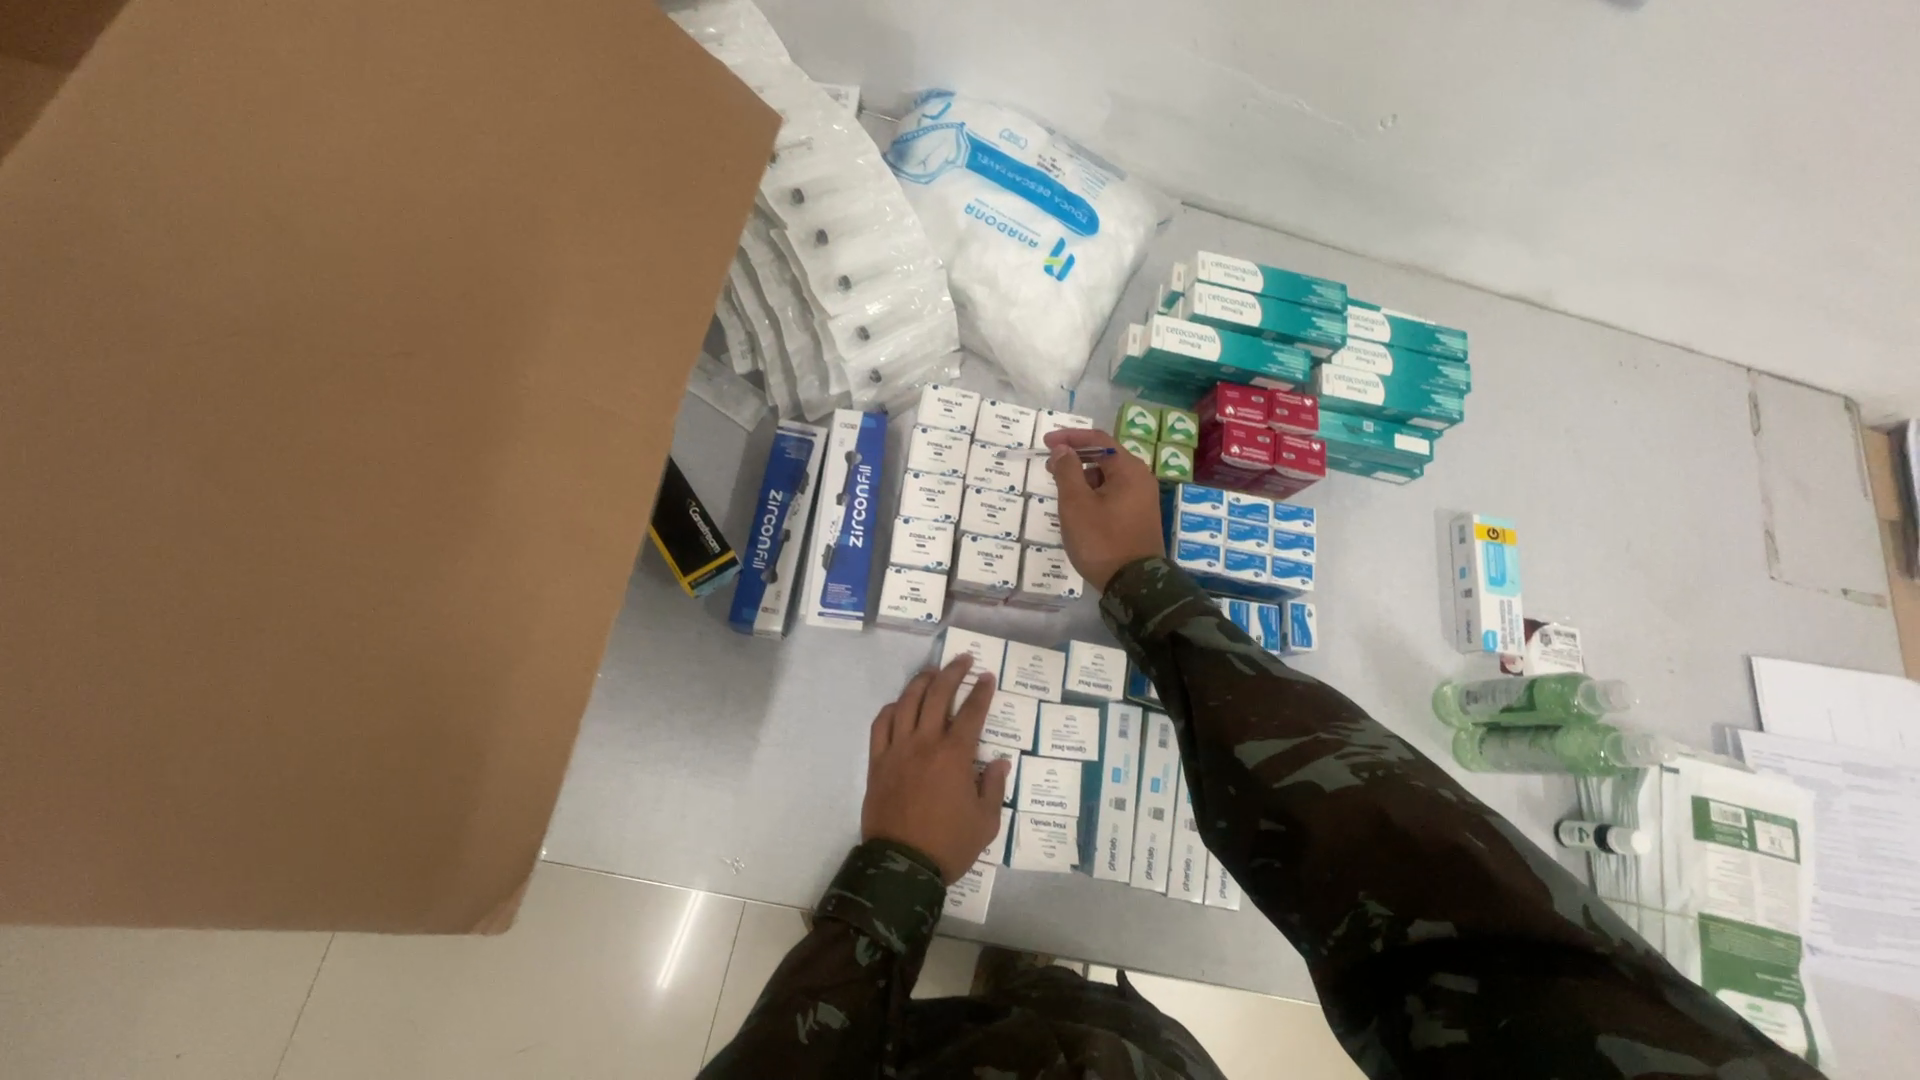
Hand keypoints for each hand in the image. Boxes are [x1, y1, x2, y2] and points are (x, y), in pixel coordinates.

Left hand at [863, 656, 1010, 884]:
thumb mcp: (986, 822)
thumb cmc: (949, 845)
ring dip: (922, 682)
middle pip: (938, 695)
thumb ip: (994, 786)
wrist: (902, 866)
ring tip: (932, 672)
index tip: (987, 677)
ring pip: (907, 702)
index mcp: (955, 755)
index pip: (972, 712)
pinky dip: (892, 709)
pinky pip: (881, 724)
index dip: (981, 691)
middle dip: (953, 672)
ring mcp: (897, 749)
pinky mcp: (877, 761)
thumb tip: (1000, 762)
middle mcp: (925, 742)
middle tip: (963, 660)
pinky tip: (900, 705)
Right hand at [1043, 427, 1164, 591]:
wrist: (1133, 584)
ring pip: (1109, 477)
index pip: (1099, 439)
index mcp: (1129, 470)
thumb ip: (1067, 471)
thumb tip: (1062, 450)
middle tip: (1049, 467)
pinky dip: (1094, 493)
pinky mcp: (1139, 517)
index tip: (1045, 443)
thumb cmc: (1101, 540)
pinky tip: (1078, 508)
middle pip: (1105, 456)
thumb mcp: (1076, 504)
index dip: (1070, 437)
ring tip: (1061, 491)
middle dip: (1076, 458)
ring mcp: (1142, 499)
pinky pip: (1114, 494)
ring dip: (1084, 477)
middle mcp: (1141, 479)